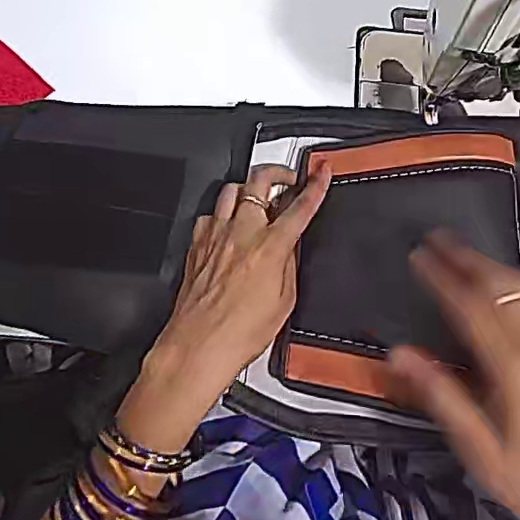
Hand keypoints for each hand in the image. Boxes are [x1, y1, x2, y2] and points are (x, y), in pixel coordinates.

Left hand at [118, 164, 331, 453]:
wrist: (197, 347)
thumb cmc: (238, 333)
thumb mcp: (284, 302)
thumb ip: (290, 265)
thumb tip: (292, 246)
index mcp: (270, 247)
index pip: (300, 205)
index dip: (316, 184)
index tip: (322, 171)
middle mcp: (241, 234)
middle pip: (260, 180)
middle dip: (279, 171)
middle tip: (288, 178)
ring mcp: (216, 235)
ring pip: (232, 189)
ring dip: (249, 189)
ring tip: (258, 198)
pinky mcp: (196, 244)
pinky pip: (209, 213)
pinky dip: (221, 213)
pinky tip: (227, 225)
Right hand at [388, 233, 519, 519]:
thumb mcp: (477, 447)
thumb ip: (439, 394)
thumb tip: (404, 358)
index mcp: (515, 370)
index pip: (470, 306)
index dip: (442, 277)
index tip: (422, 258)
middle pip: (500, 286)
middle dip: (467, 257)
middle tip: (440, 241)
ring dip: (491, 266)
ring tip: (466, 253)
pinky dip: (512, 284)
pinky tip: (504, 286)